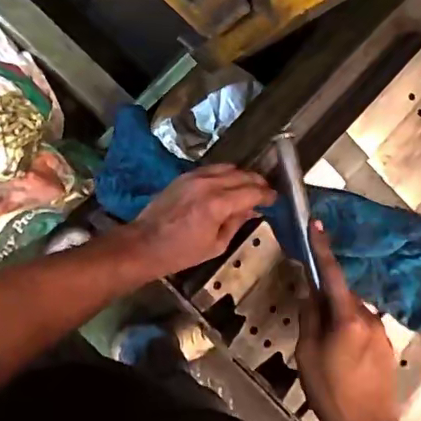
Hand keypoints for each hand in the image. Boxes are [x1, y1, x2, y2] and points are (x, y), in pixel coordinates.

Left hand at [127, 164, 275, 276]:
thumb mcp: (216, 245)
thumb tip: (252, 210)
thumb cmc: (180, 252)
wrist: (144, 243)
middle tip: (266, 191)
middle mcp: (208, 184)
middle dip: (258, 182)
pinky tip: (228, 184)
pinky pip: (212, 169)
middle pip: (242, 175)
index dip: (267, 194)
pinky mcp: (184, 176)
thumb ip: (236, 223)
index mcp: (217, 204)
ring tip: (250, 186)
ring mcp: (194, 177)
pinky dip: (225, 174)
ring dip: (242, 175)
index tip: (275, 198)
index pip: (251, 191)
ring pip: (227, 168)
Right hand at [295, 221, 399, 420]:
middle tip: (308, 314)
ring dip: (337, 316)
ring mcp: (381, 332)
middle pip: (342, 294)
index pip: (332, 274)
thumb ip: (309, 316)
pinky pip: (362, 327)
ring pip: (352, 312)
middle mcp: (369, 317)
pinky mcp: (386, 347)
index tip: (317, 225)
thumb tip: (309, 290)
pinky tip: (340, 355)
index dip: (322, 249)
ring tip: (323, 345)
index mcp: (348, 316)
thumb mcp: (307, 353)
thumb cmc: (330, 391)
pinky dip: (348, 330)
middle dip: (325, 296)